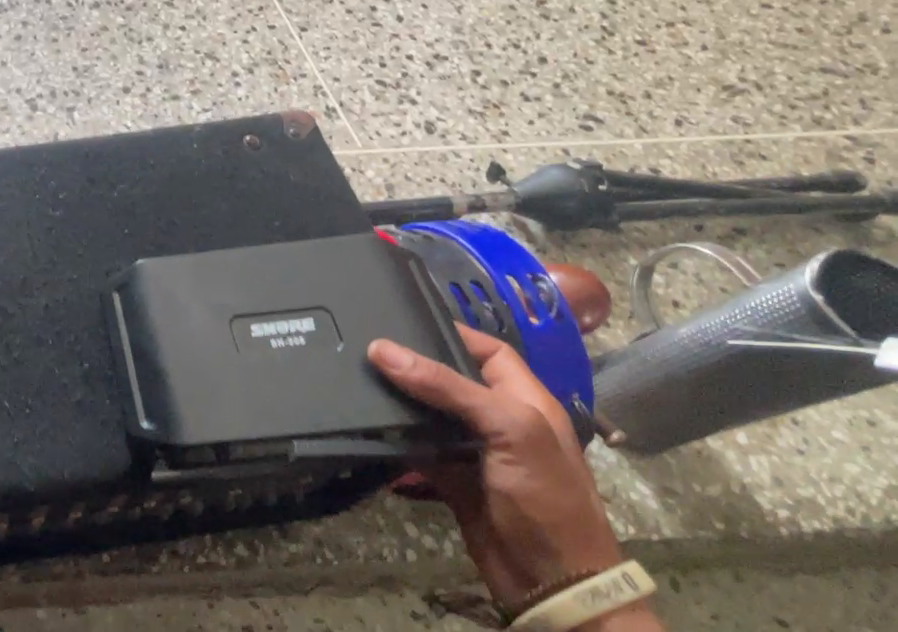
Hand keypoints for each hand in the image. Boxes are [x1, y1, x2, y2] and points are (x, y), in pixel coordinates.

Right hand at [368, 325, 636, 618]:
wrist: (551, 583)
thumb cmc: (545, 497)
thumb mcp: (509, 430)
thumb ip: (447, 387)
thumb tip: (381, 349)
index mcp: (525, 400)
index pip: (487, 349)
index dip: (450, 331)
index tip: (400, 318)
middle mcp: (497, 419)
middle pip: (449, 377)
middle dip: (412, 362)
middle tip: (363, 343)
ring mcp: (472, 449)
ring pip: (426, 411)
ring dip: (395, 399)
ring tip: (351, 374)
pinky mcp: (448, 476)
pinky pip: (413, 446)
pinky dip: (389, 436)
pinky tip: (361, 421)